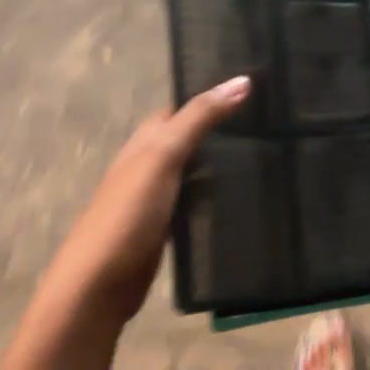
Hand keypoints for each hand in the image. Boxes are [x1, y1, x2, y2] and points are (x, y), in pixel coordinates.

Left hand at [46, 76, 250, 319]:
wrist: (97, 289)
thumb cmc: (127, 215)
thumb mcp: (163, 157)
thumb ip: (199, 118)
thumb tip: (244, 80)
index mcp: (145, 141)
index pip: (183, 105)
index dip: (214, 92)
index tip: (256, 85)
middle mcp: (150, 163)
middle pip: (191, 135)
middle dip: (225, 125)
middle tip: (272, 116)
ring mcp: (158, 196)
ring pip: (197, 167)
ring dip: (224, 158)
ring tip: (271, 146)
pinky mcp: (168, 226)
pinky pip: (199, 197)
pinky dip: (219, 190)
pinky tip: (246, 190)